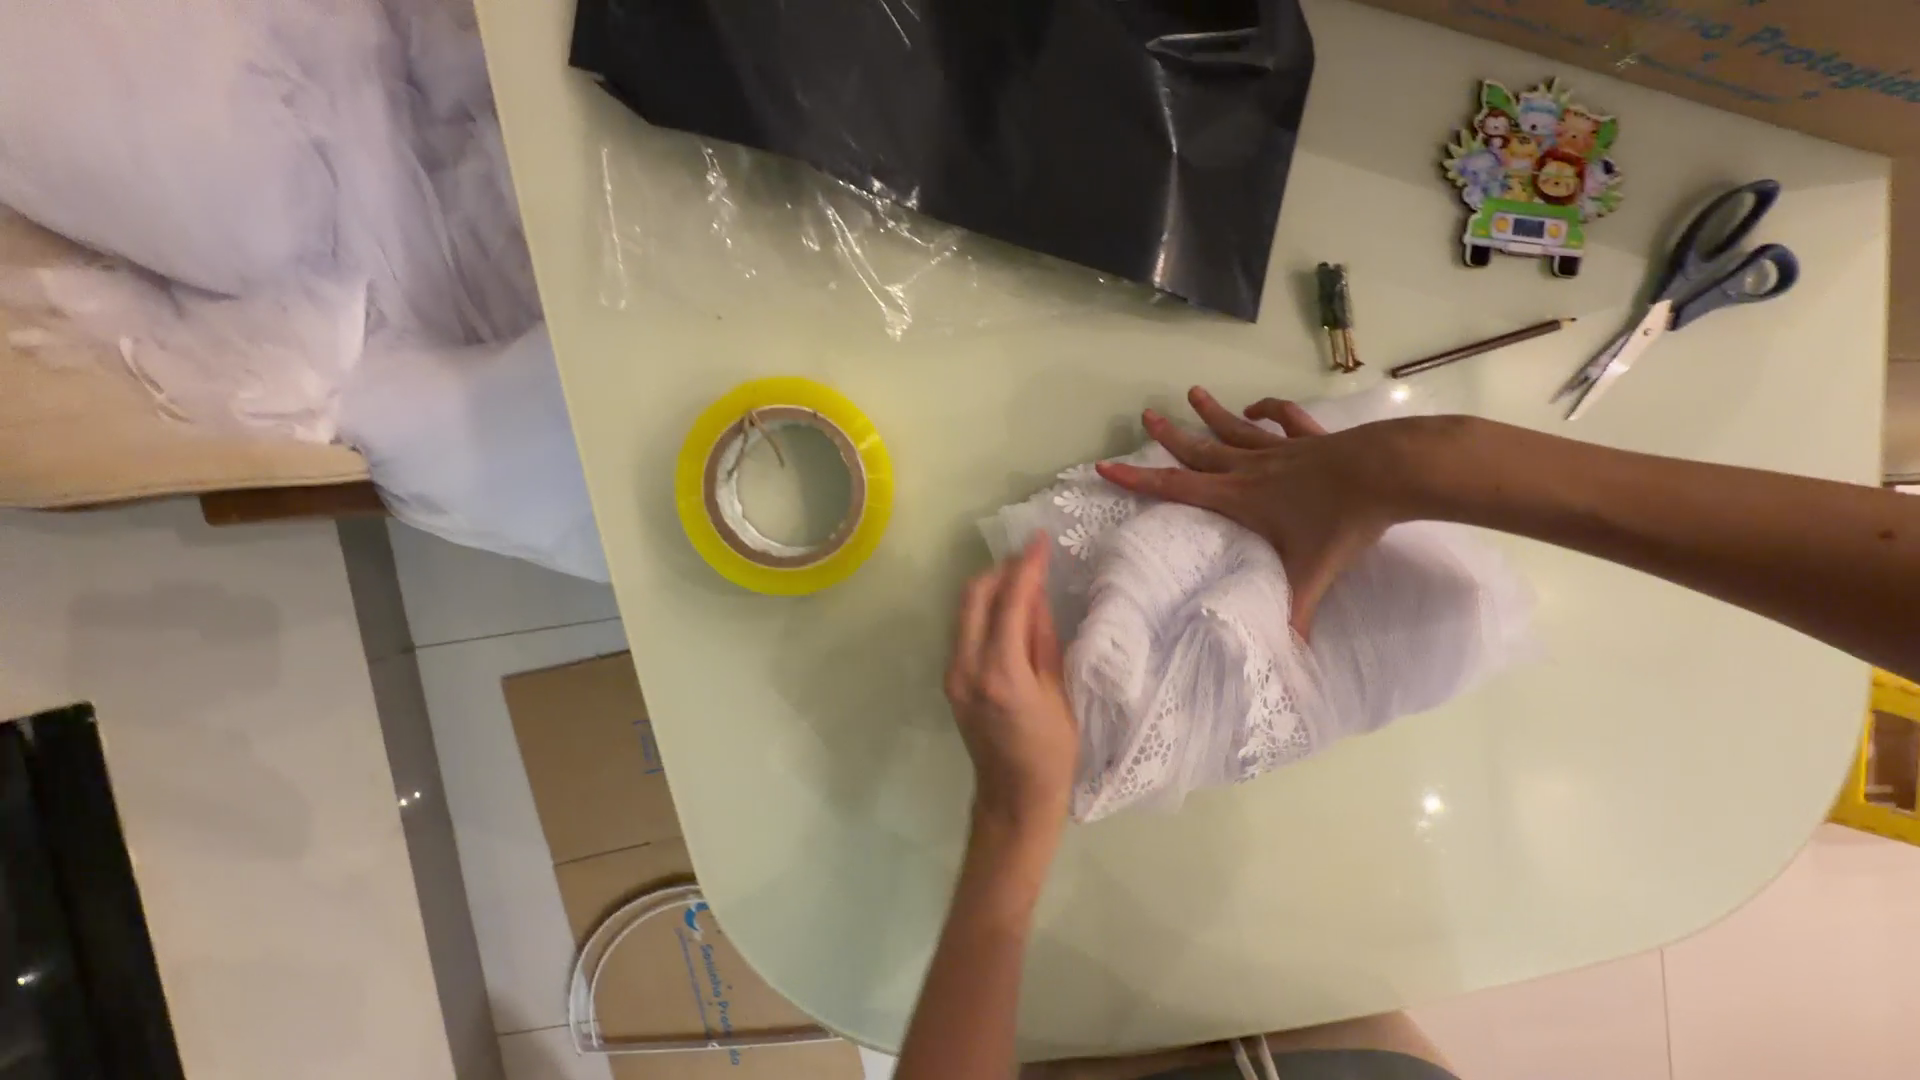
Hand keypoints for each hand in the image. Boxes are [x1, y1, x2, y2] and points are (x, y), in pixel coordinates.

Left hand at [944, 536, 1079, 831]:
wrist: (1013, 799)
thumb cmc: (1051, 754)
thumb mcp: (1058, 693)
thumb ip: (1042, 639)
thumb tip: (1037, 595)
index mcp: (1000, 671)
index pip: (1010, 602)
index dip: (1026, 566)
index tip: (1040, 539)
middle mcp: (967, 666)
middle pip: (974, 596)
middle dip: (1002, 570)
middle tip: (1030, 558)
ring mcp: (953, 673)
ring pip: (964, 610)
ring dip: (990, 588)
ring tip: (1023, 579)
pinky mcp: (951, 680)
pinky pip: (964, 629)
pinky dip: (984, 611)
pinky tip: (1008, 610)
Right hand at [1096, 387, 1426, 636]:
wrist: (1388, 473)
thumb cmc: (1341, 522)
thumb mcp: (1312, 575)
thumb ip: (1296, 614)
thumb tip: (1290, 656)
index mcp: (1239, 498)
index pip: (1176, 488)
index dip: (1138, 479)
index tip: (1106, 465)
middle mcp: (1251, 469)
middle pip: (1200, 450)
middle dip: (1170, 436)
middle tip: (1146, 414)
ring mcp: (1281, 449)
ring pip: (1236, 429)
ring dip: (1211, 413)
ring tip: (1191, 393)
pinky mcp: (1311, 438)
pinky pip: (1283, 419)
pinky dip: (1268, 410)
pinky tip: (1256, 408)